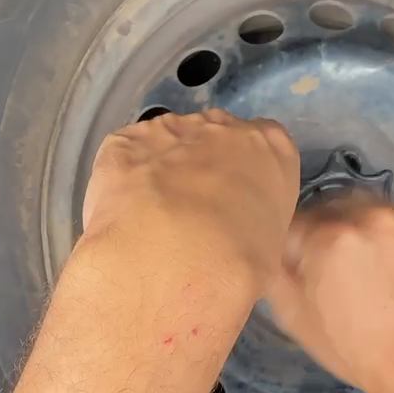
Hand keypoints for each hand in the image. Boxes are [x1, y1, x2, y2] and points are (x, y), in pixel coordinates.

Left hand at [77, 109, 300, 319]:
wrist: (176, 262)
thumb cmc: (239, 266)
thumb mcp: (268, 251)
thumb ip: (254, 225)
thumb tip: (234, 238)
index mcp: (271, 149)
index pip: (263, 150)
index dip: (243, 182)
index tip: (232, 211)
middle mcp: (221, 127)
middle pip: (212, 141)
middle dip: (200, 173)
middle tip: (190, 222)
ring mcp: (169, 128)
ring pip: (165, 147)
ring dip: (160, 177)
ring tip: (152, 226)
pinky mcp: (122, 142)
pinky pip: (124, 159)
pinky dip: (123, 183)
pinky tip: (124, 217)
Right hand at [265, 197, 393, 392]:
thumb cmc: (348, 347)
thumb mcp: (293, 317)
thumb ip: (273, 272)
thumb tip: (269, 248)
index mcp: (326, 238)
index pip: (293, 222)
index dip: (291, 247)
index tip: (299, 269)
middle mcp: (364, 215)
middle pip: (328, 208)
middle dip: (323, 232)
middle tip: (331, 268)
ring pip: (363, 209)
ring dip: (355, 228)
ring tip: (363, 265)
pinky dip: (386, 234)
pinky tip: (390, 264)